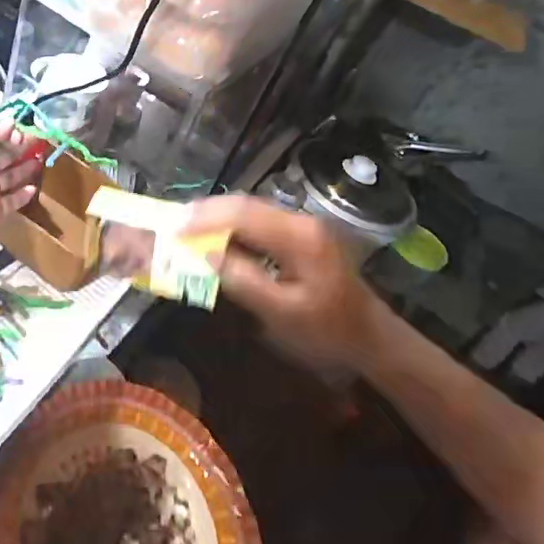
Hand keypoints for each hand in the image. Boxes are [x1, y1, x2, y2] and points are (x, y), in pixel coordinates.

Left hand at [0, 121, 41, 254]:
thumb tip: (12, 122)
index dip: (11, 134)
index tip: (28, 132)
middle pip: (6, 156)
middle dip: (23, 148)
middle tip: (43, 142)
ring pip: (12, 177)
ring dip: (26, 168)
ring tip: (42, 160)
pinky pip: (12, 201)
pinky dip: (23, 195)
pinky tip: (34, 187)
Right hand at [184, 195, 391, 370]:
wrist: (371, 338)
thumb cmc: (327, 332)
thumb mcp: (281, 314)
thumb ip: (243, 280)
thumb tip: (205, 253)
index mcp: (299, 237)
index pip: (243, 215)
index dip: (205, 220)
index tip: (174, 230)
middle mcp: (301, 220)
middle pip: (245, 205)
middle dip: (206, 212)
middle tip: (172, 224)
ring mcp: (302, 224)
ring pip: (250, 209)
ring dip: (217, 217)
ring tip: (186, 228)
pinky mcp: (300, 233)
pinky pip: (259, 220)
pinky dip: (233, 226)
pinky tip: (215, 237)